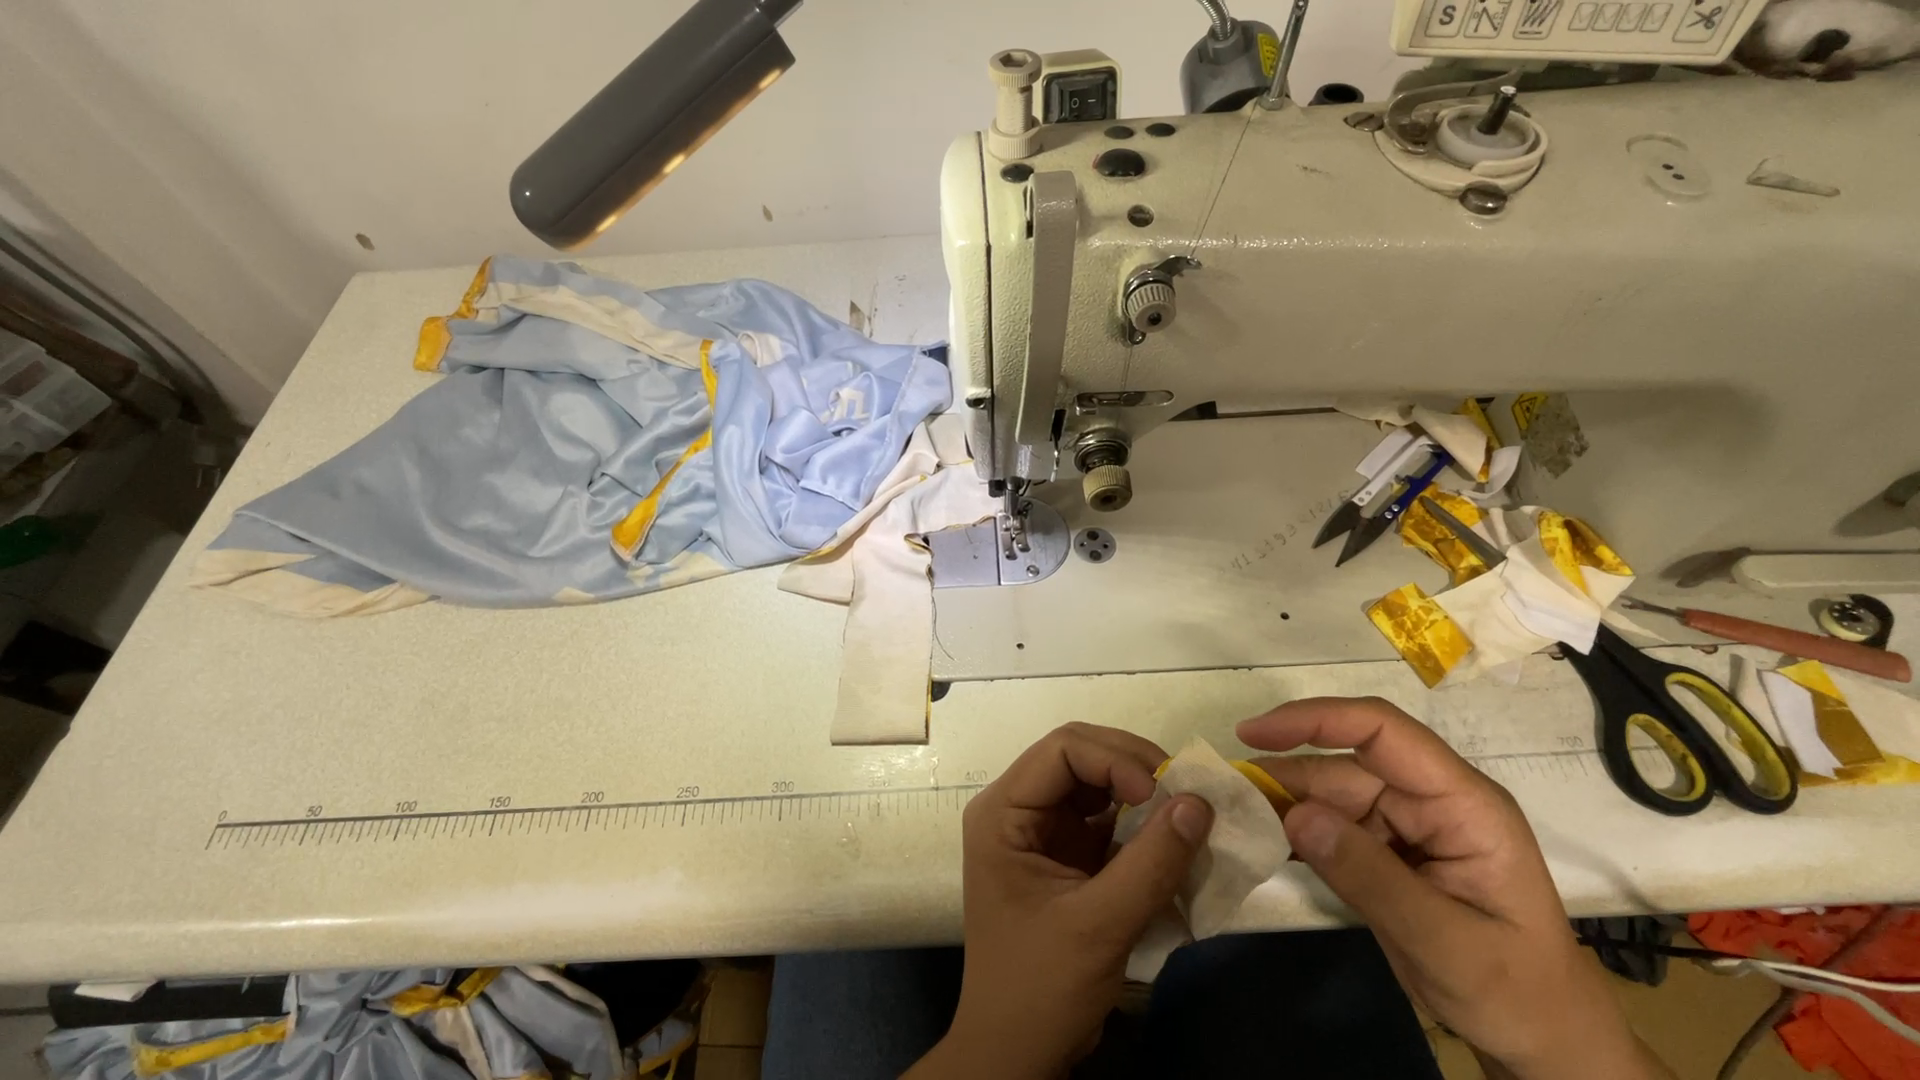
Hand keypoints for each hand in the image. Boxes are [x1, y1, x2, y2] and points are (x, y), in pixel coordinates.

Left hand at [908, 723, 1212, 1079]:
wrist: (1017, 1049)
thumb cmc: (1040, 986)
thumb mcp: (1099, 925)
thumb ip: (1151, 863)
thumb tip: (1200, 802)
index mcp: (1002, 813)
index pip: (1062, 749)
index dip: (1115, 758)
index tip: (1160, 795)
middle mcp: (1019, 810)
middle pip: (1081, 757)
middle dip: (1134, 768)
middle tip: (1185, 795)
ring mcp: (1043, 832)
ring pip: (1098, 785)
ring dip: (1144, 795)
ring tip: (1186, 814)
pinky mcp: (1068, 857)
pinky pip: (1109, 821)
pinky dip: (1143, 825)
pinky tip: (1174, 840)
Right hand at [1240, 698, 1667, 1079]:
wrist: (1542, 1041)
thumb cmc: (1514, 991)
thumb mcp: (1444, 942)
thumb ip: (1370, 876)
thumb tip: (1294, 813)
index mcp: (1462, 803)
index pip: (1383, 732)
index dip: (1315, 719)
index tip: (1252, 732)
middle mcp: (1430, 800)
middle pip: (1344, 764)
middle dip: (1284, 772)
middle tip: (1221, 794)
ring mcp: (1407, 825)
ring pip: (1330, 793)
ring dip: (1282, 801)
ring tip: (1231, 816)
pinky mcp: (1387, 850)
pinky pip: (1331, 825)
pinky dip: (1294, 828)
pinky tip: (1259, 837)